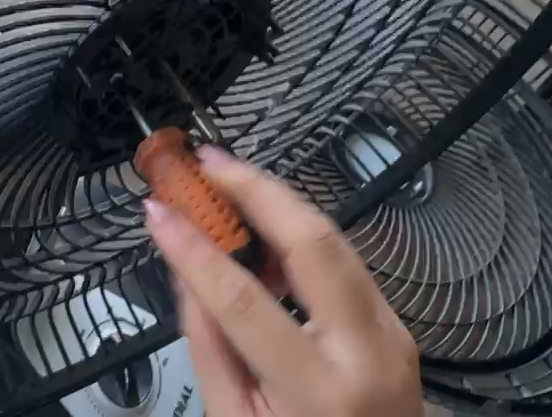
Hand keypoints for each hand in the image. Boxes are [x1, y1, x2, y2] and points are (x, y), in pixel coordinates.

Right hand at [143, 146, 422, 416]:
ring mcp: (392, 331)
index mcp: (321, 391)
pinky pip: (341, 256)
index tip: (156, 209)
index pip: (244, 301)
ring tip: (224, 176)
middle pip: (311, 242)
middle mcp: (368, 351)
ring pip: (332, 236)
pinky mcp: (395, 320)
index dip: (193, 247)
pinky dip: (297, 228)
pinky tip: (261, 219)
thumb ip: (207, 343)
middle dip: (253, 189)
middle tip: (205, 161)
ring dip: (275, 198)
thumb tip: (184, 265)